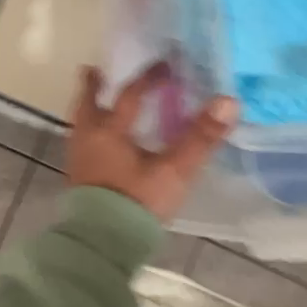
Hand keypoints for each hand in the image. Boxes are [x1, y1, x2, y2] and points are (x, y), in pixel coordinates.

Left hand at [67, 63, 238, 221]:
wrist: (102, 242)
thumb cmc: (137, 202)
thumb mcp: (174, 171)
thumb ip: (200, 138)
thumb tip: (228, 101)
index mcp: (110, 132)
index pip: (129, 95)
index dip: (148, 79)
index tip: (163, 65)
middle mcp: (88, 141)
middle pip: (87, 106)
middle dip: (93, 87)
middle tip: (93, 70)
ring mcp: (78, 162)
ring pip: (80, 127)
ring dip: (88, 111)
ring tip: (94, 103)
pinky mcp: (77, 182)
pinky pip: (81, 147)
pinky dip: (89, 136)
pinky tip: (100, 145)